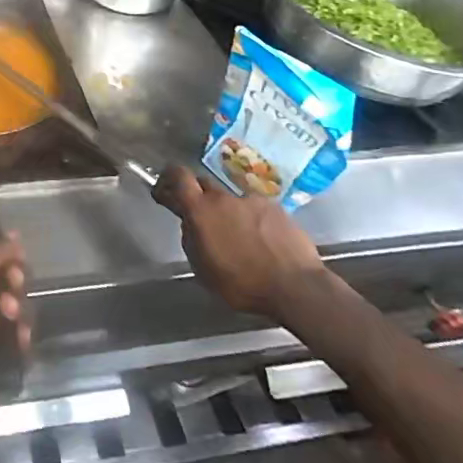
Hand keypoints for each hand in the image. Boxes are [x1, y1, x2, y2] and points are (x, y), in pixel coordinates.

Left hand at [0, 234, 29, 433]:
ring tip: (10, 320)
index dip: (6, 258)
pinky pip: (22, 343)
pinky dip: (22, 340)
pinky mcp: (2, 363)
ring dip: (20, 312)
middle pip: (8, 287)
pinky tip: (18, 342)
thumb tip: (14, 237)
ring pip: (18, 314)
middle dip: (15, 285)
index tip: (18, 258)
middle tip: (12, 289)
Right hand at [153, 165, 326, 318]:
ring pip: (232, 202)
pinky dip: (254, 223)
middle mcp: (225, 198)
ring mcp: (253, 200)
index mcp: (202, 210)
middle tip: (205, 223)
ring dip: (230, 215)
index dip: (169, 178)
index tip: (166, 188)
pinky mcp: (276, 208)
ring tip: (241, 242)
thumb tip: (190, 224)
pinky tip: (263, 244)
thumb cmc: (244, 284)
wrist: (296, 286)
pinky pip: (256, 211)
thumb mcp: (204, 270)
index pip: (179, 176)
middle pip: (205, 186)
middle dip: (200, 200)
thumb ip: (192, 240)